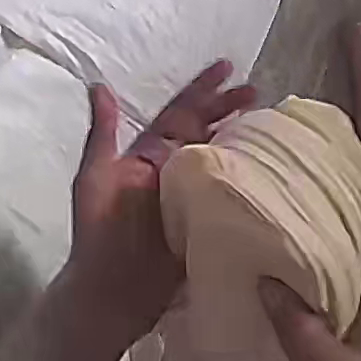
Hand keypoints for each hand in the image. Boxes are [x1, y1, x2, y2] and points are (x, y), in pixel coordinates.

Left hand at [61, 60, 256, 343]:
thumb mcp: (94, 177)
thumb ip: (103, 133)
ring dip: (242, 134)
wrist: (108, 293)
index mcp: (152, 150)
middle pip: (208, 127)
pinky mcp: (206, 216)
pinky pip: (229, 188)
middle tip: (256, 90)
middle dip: (230, 106)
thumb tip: (99, 86)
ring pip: (222, 153)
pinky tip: (265, 164)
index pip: (182, 110)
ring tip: (266, 120)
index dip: (203, 88)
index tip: (227, 66)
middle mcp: (176, 164)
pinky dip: (247, 173)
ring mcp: (193, 190)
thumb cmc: (97, 231)